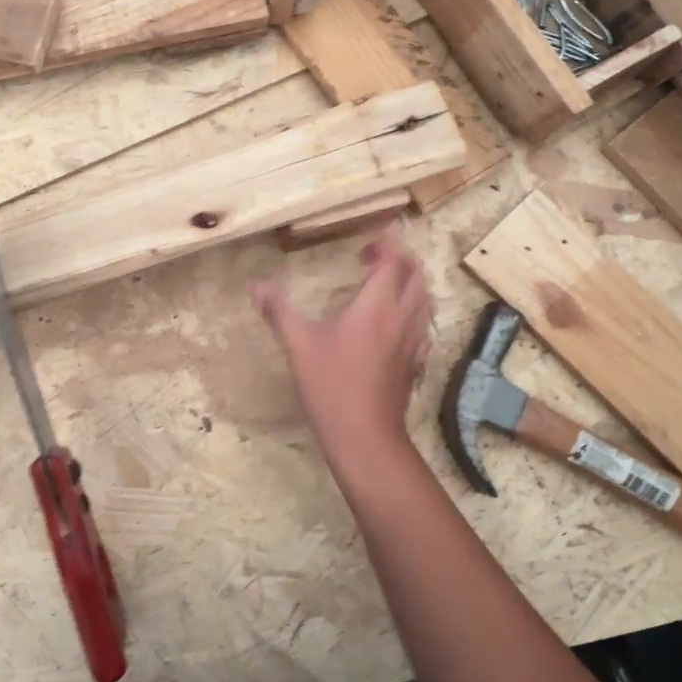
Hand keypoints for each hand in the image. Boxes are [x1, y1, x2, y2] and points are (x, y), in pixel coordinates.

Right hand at [252, 236, 431, 457]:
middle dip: (402, 260)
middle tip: (377, 259)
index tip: (365, 245)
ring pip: (425, 301)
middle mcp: (402, 318)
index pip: (393, 262)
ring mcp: (413, 342)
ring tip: (388, 285)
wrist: (364, 435)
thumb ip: (278, 311)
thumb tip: (256, 285)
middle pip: (417, 276)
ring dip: (411, 284)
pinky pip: (423, 327)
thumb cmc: (331, 385)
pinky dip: (413, 313)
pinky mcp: (415, 363)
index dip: (385, 246)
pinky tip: (395, 324)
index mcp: (377, 306)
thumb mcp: (298, 345)